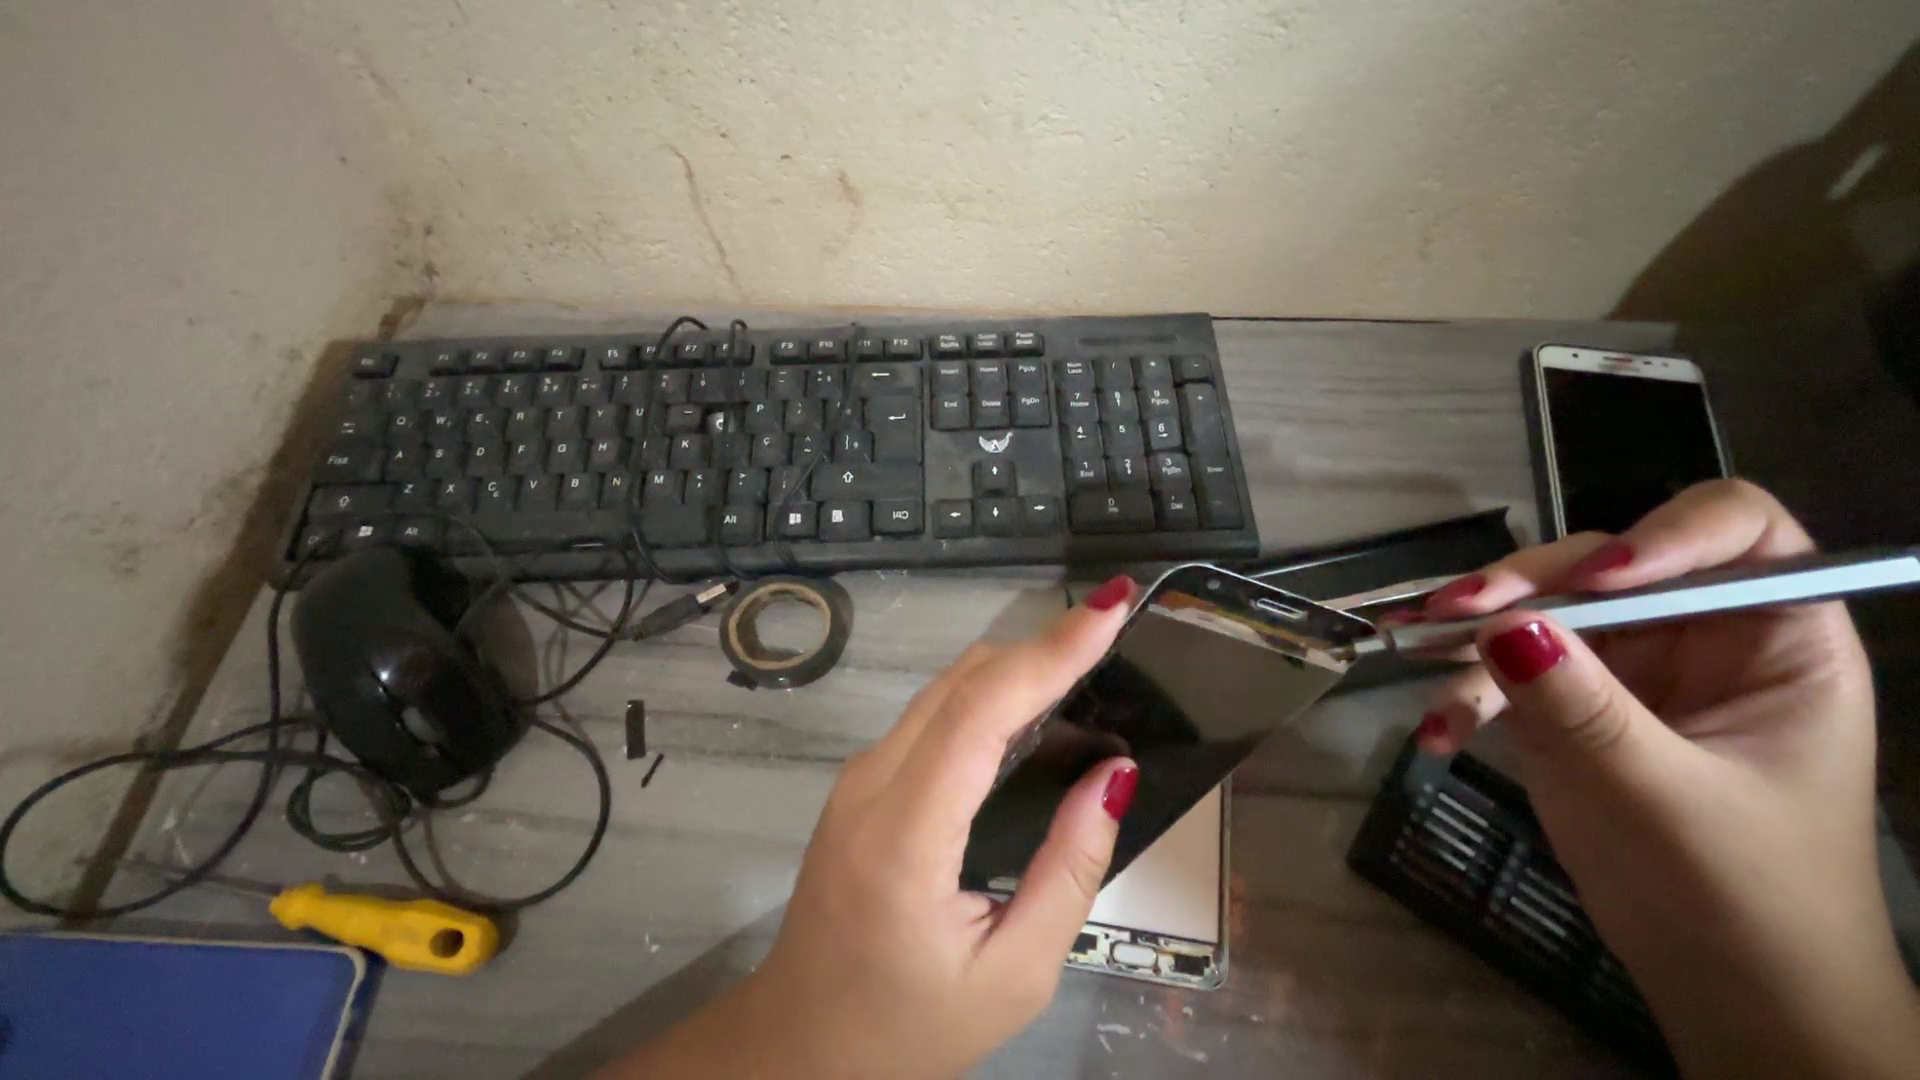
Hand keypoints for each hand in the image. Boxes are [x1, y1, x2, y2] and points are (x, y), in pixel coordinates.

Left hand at [607, 576, 1141, 1079]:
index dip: (1050, 651)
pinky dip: (989, 697)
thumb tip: (1115, 775)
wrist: (800, 1040)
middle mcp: (871, 783)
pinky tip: (1034, 714)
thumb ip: (1069, 868)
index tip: (1111, 606)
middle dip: (1042, 646)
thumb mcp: (1014, 973)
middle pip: (963, 683)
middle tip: (1114, 632)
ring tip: (1088, 666)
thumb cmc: (910, 1023)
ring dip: (1016, 667)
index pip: (982, 711)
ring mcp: (859, 776)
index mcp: (905, 834)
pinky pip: (932, 716)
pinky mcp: (862, 781)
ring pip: (945, 690)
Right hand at [1418, 480, 1919, 1079]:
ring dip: (1471, 629)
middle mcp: (1695, 636)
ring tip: (1411, 648)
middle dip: (1527, 584)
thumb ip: (1583, 706)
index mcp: (1773, 640)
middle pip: (1603, 565)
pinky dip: (1462, 693)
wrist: (1719, 987)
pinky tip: (1437, 733)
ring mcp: (1621, 670)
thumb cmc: (1740, 895)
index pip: (1736, 534)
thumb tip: (1499, 625)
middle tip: (1454, 610)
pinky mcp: (1562, 704)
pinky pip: (1502, 670)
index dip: (1669, 535)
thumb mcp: (1664, 797)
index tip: (1599, 580)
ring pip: (1538, 611)